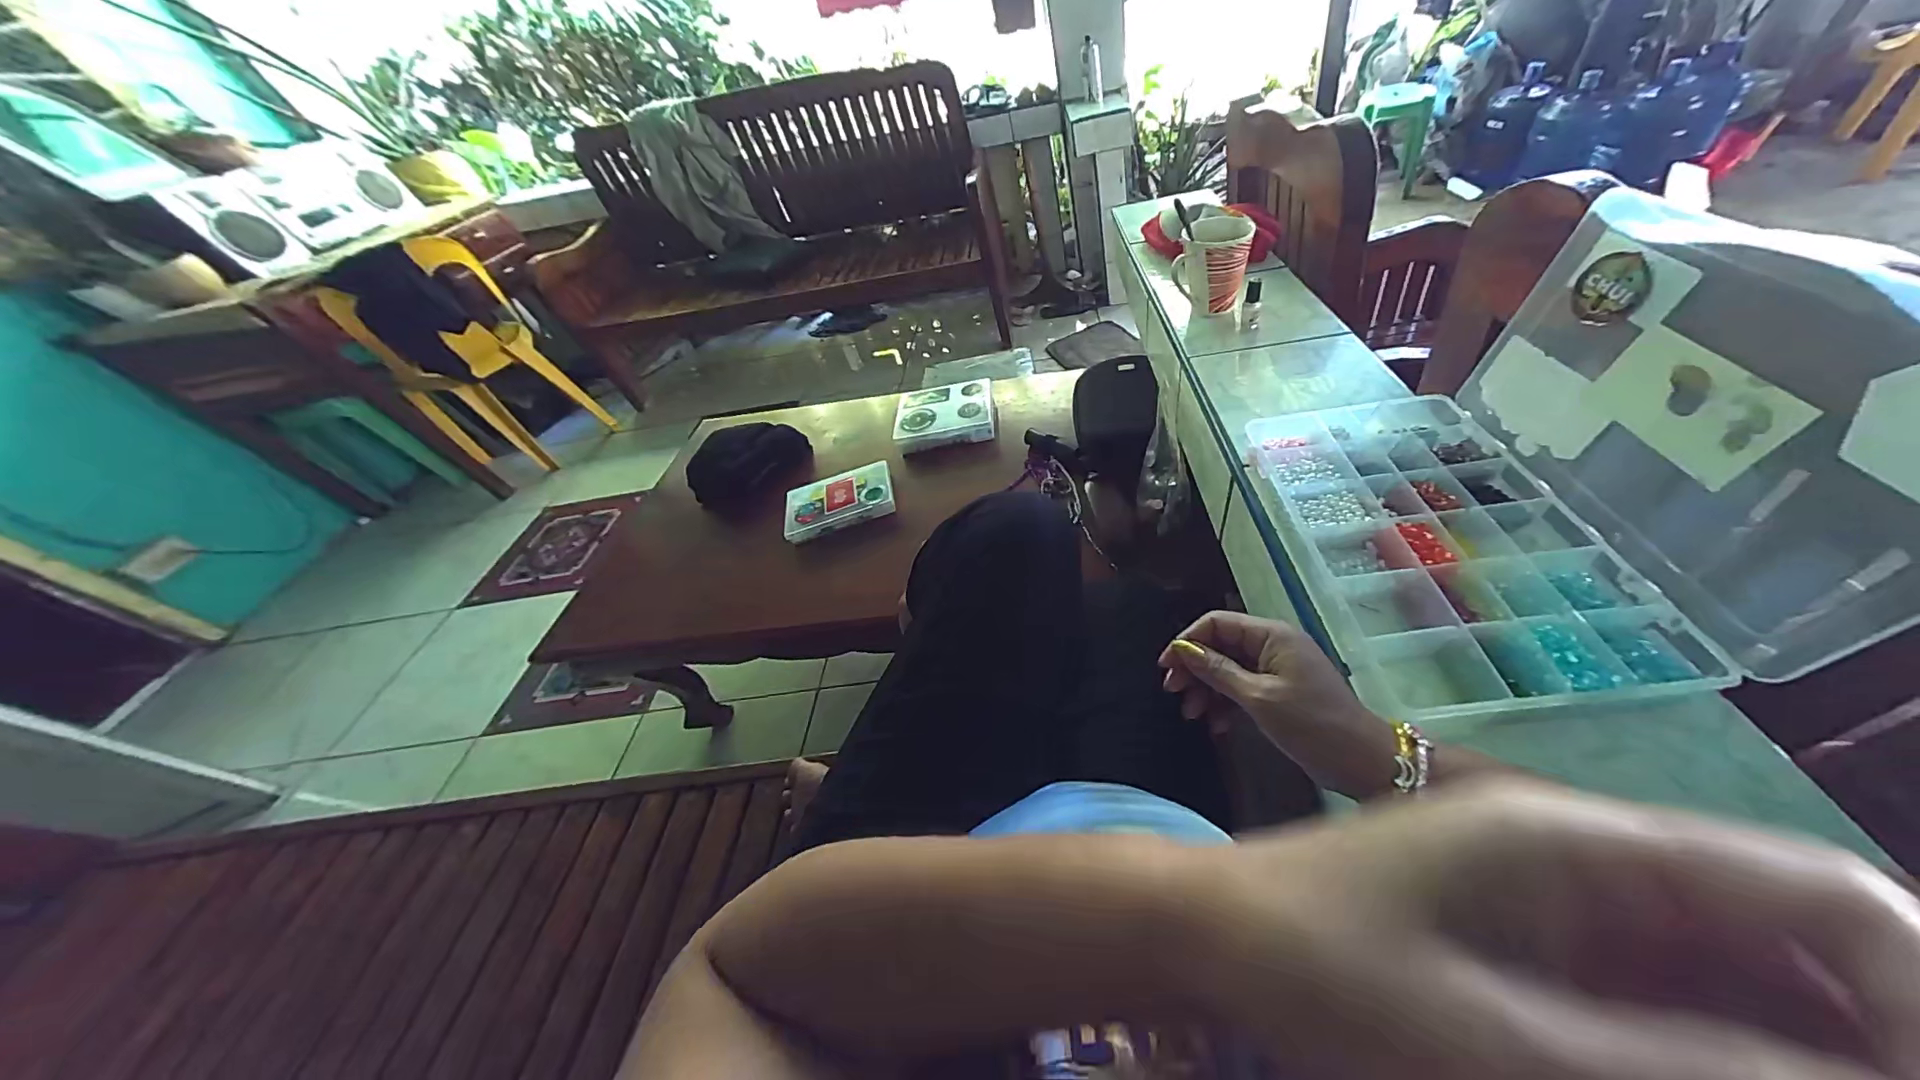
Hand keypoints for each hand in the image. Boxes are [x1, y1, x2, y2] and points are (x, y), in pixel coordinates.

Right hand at [1158, 611, 1403, 795]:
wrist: (1363, 762)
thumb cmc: (1312, 725)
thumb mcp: (1257, 698)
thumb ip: (1217, 671)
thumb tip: (1182, 649)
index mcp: (1272, 635)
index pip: (1217, 623)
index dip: (1187, 641)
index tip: (1166, 667)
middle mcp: (1273, 644)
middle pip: (1220, 645)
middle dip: (1194, 668)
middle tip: (1173, 693)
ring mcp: (1277, 668)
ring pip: (1227, 668)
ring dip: (1206, 689)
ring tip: (1192, 714)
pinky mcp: (1280, 691)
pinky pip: (1242, 687)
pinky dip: (1225, 702)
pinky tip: (1215, 724)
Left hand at [1186, 780, 1919, 1079]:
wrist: (1214, 929)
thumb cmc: (1319, 964)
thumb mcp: (1490, 1036)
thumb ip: (1679, 1067)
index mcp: (1570, 840)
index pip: (1818, 894)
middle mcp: (1574, 856)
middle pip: (1785, 945)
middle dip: (1856, 1042)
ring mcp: (1547, 900)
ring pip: (1723, 981)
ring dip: (1771, 1050)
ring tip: (1744, 1079)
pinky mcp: (1520, 942)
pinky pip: (1648, 999)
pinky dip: (1691, 1049)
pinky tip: (1661, 1071)